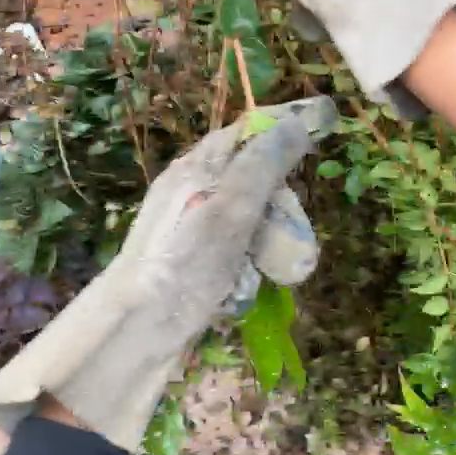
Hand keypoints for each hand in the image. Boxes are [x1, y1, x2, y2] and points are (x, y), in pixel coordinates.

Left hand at [0, 96, 336, 451]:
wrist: (133, 334)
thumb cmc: (185, 262)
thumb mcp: (233, 206)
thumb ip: (266, 162)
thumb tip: (300, 120)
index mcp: (199, 166)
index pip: (250, 128)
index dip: (285, 125)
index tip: (322, 127)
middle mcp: (196, 190)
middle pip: (257, 177)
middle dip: (284, 204)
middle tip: (296, 235)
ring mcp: (194, 228)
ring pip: (252, 219)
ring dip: (272, 242)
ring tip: (280, 272)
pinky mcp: (195, 263)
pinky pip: (238, 252)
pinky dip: (251, 266)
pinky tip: (249, 288)